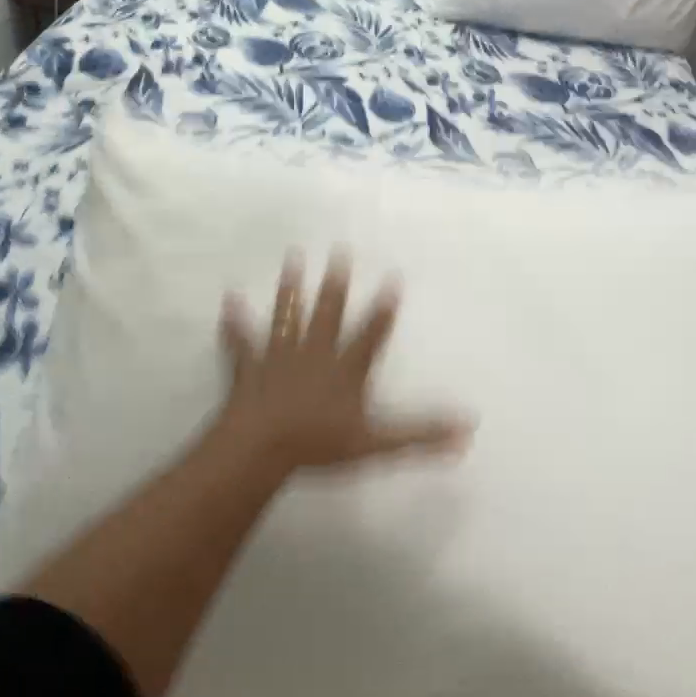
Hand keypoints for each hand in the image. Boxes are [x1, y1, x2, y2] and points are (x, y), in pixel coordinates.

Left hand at [213, 251, 469, 472]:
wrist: (262, 446)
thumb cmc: (319, 444)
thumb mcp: (376, 444)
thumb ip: (419, 434)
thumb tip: (466, 429)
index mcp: (344, 370)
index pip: (370, 335)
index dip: (383, 310)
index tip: (392, 278)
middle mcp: (313, 353)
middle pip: (327, 314)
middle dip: (335, 284)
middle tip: (338, 251)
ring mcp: (279, 356)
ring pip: (287, 316)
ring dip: (289, 288)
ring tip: (292, 258)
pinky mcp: (250, 367)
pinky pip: (242, 341)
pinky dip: (235, 322)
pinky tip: (229, 300)